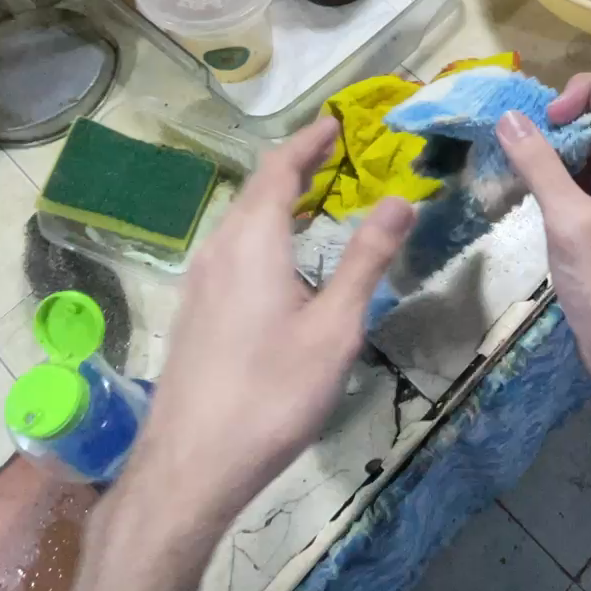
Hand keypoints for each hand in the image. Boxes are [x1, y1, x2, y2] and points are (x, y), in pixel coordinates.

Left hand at [126, 117, 413, 528]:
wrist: (190, 467)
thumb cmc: (272, 392)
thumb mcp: (335, 327)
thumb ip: (366, 259)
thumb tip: (401, 199)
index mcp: (253, 241)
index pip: (280, 170)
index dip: (308, 142)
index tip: (336, 123)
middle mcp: (219, 249)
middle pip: (257, 189)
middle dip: (295, 164)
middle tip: (333, 153)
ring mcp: (199, 281)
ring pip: (240, 220)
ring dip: (277, 197)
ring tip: (313, 196)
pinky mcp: (194, 310)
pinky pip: (231, 247)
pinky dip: (262, 229)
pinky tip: (280, 257)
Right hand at [495, 73, 590, 402]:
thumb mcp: (569, 221)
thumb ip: (539, 165)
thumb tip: (509, 117)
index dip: (587, 90)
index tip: (550, 119)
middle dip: (563, 120)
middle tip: (523, 141)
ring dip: (556, 149)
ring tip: (517, 163)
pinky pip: (585, 179)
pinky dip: (557, 175)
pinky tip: (528, 188)